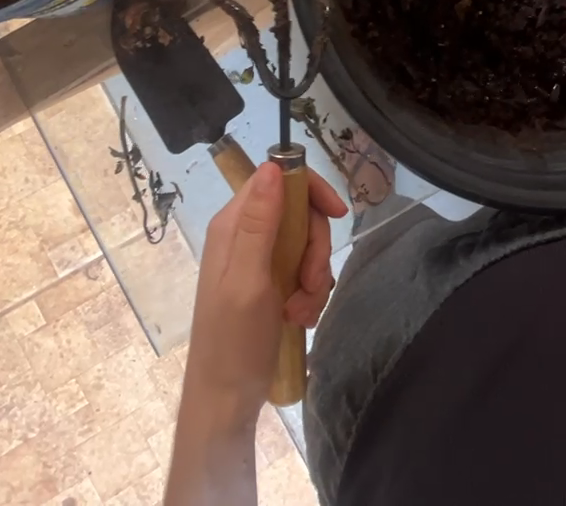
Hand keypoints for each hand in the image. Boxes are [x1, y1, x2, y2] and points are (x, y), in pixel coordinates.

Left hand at [181, 161, 348, 418]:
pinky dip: (311, 294)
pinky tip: (301, 318)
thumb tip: (273, 164)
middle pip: (301, 215)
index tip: (339, 214)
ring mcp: (259, 261)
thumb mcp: (248, 280)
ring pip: (308, 245)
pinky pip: (305, 272)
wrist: (226, 401)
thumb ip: (259, 222)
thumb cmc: (233, 342)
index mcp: (234, 225)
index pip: (279, 181)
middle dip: (315, 248)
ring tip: (301, 310)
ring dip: (314, 278)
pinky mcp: (271, 285)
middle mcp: (245, 236)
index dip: (312, 191)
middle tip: (310, 281)